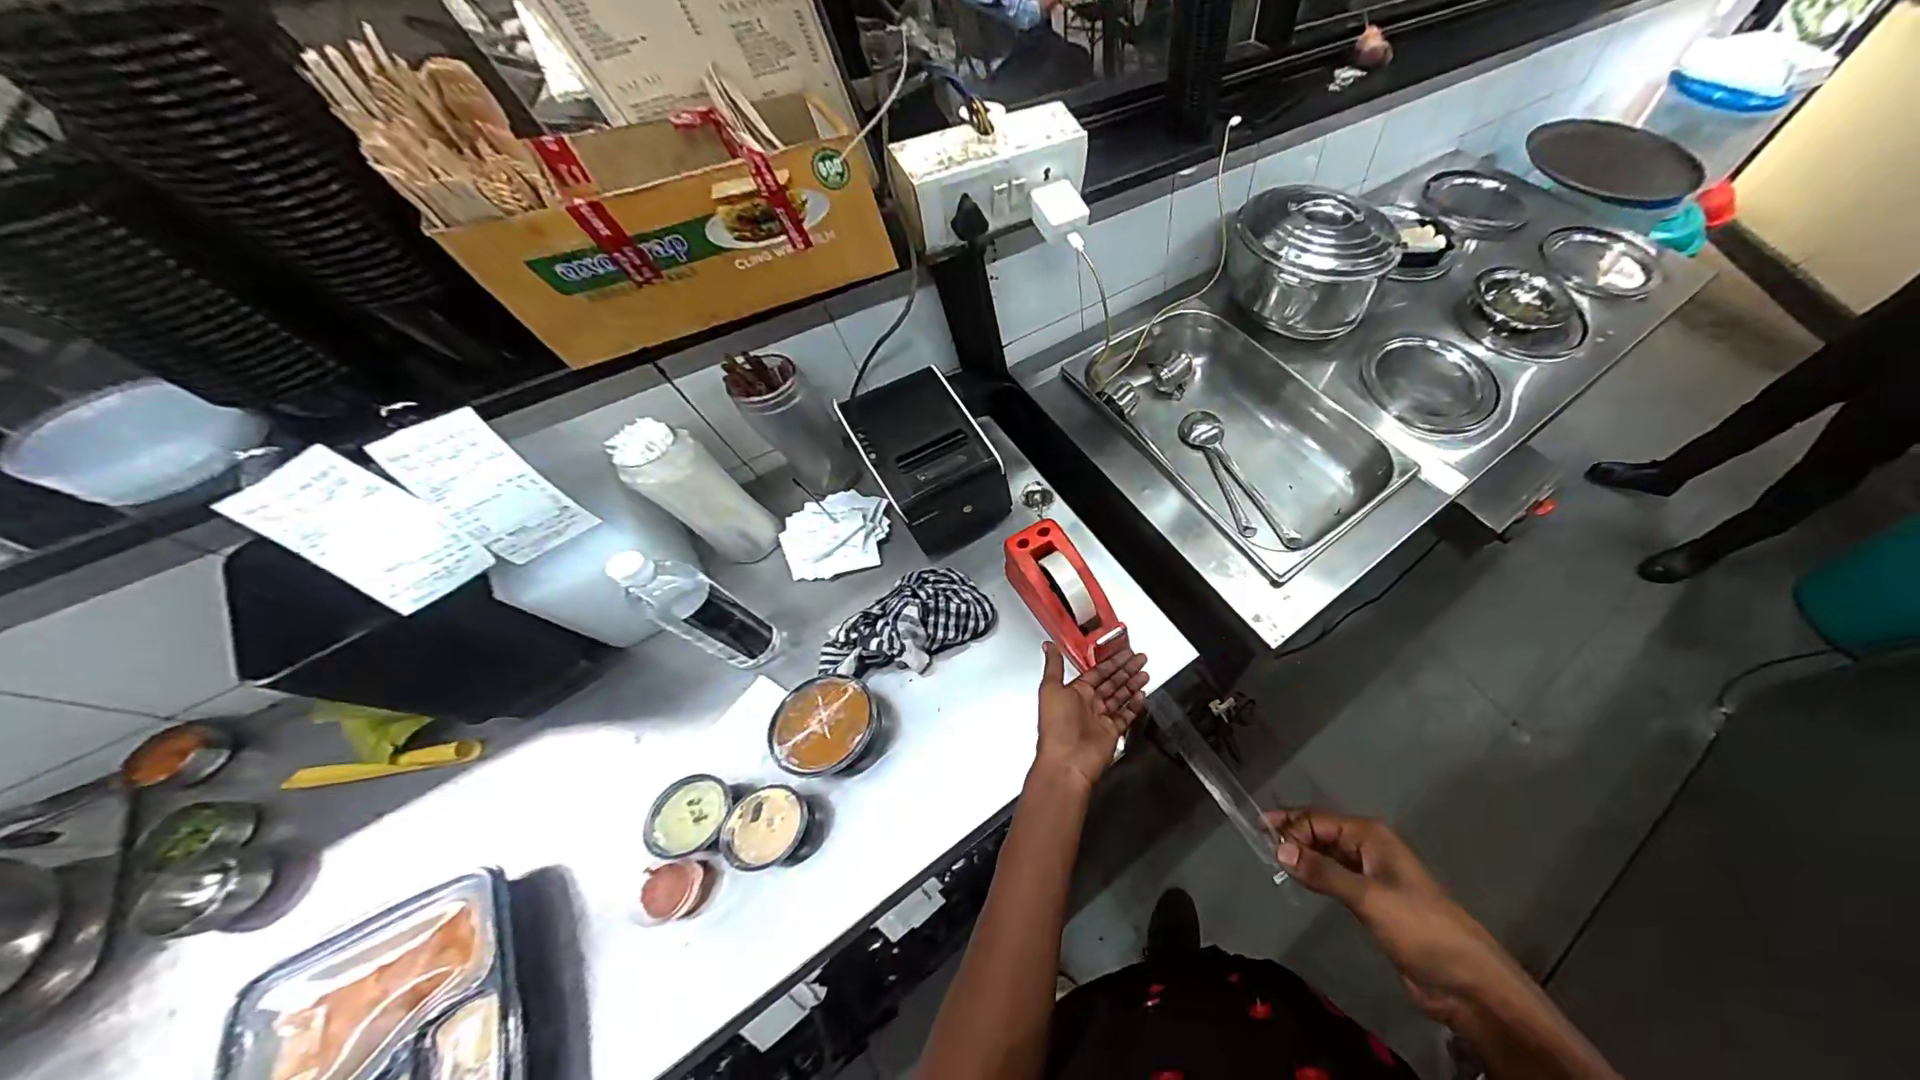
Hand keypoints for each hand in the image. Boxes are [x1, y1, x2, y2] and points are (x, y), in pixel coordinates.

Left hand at [1034, 642, 1147, 790]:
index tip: (1125, 652)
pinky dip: (1135, 705)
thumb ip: (1054, 666)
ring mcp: (1101, 718)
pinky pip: (1126, 715)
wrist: (1067, 760)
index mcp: (1074, 692)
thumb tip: (1048, 645)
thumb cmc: (1056, 726)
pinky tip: (1143, 695)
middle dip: (1127, 669)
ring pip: (1121, 696)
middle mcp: (1088, 704)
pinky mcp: (1112, 732)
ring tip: (1146, 673)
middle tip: (1141, 658)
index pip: (1097, 672)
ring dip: (1133, 684)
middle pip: (1112, 682)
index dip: (1112, 662)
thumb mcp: (1051, 689)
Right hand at [1267, 809, 1529, 1023]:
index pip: (1319, 820)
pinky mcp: (1371, 900)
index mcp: (1372, 836)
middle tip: (1257, 843)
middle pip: (1321, 832)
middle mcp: (1370, 848)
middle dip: (1291, 834)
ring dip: (1301, 854)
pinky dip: (1313, 873)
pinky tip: (1297, 879)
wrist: (1467, 982)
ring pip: (1326, 853)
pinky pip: (1334, 876)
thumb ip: (1322, 872)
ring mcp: (1371, 874)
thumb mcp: (1368, 897)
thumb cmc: (1420, 928)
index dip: (1289, 825)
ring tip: (1269, 859)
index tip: (1258, 835)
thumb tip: (1277, 848)